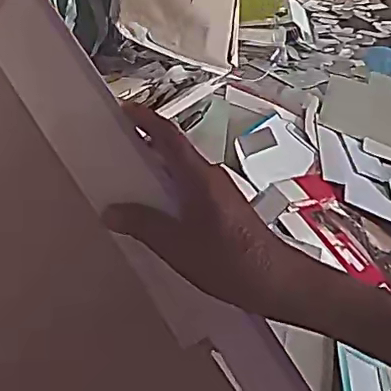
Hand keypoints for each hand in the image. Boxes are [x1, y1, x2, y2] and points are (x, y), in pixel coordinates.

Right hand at [107, 103, 333, 323]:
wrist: (274, 280)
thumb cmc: (238, 262)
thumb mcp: (176, 245)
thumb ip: (143, 225)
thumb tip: (116, 213)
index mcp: (201, 178)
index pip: (169, 136)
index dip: (146, 120)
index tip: (128, 110)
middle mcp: (212, 178)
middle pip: (176, 150)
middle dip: (148, 142)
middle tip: (124, 140)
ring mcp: (220, 192)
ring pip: (184, 169)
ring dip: (160, 167)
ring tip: (134, 175)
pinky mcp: (223, 207)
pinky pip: (192, 187)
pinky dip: (172, 188)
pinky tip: (159, 209)